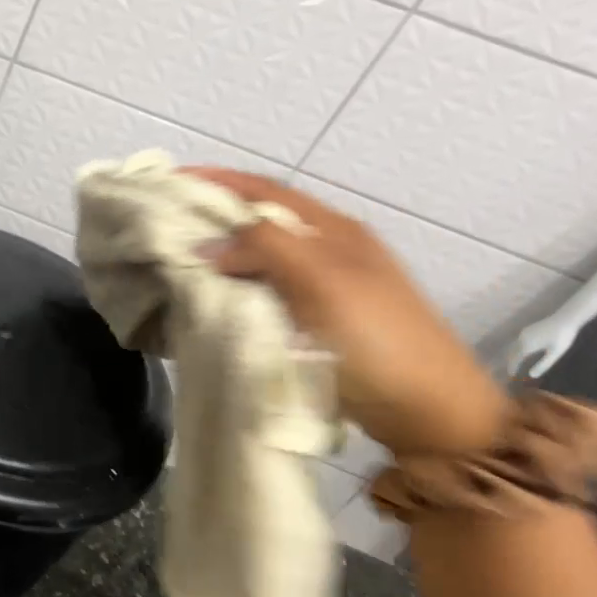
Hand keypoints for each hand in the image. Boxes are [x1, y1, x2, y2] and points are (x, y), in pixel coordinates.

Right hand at [187, 169, 509, 454]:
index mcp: (334, 230)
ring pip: (259, 258)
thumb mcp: (323, 284)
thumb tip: (206, 244)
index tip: (167, 180)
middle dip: (211, 216)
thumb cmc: (379, 342)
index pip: (264, 189)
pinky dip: (232, 289)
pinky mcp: (319, 324)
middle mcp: (329, 250)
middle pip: (259, 221)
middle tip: (161, 224)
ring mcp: (326, 288)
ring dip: (219, 255)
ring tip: (175, 261)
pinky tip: (210, 300)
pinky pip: (264, 292)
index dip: (216, 180)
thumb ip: (266, 249)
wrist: (434, 416)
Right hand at [501, 316, 577, 379]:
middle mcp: (521, 340)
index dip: (512, 368)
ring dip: (513, 355)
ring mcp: (523, 334)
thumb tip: (532, 376)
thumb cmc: (562, 338)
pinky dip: (517, 349)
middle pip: (512, 353)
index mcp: (526, 347)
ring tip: (516, 363)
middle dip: (511, 362)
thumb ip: (543, 364)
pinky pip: (518, 342)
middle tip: (512, 371)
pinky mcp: (527, 330)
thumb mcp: (555, 354)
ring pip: (514, 347)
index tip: (511, 376)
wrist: (565, 319)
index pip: (515, 360)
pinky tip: (522, 352)